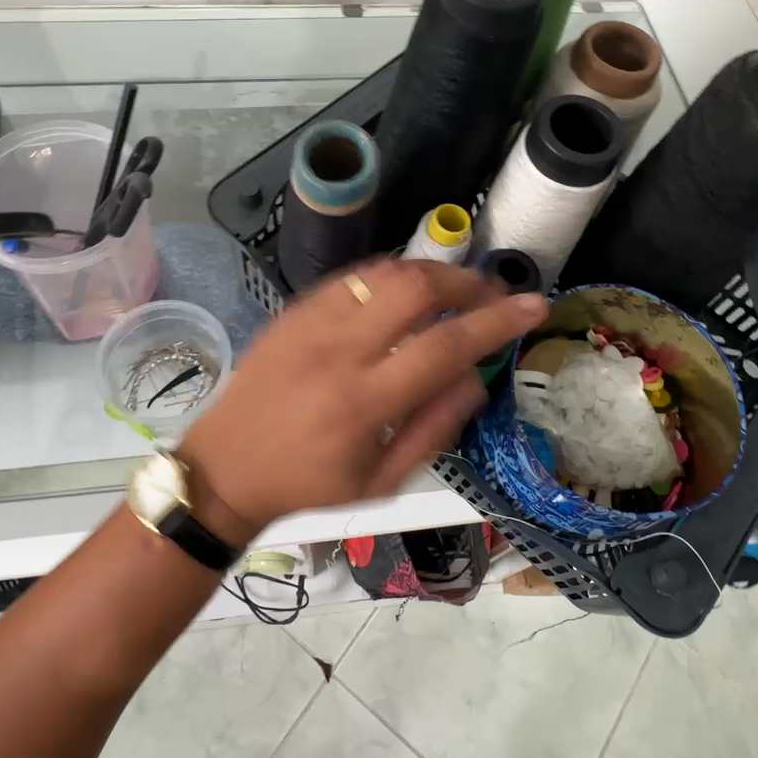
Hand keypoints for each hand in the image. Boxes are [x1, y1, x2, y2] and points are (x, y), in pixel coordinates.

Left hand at [178, 259, 547, 541]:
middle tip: (492, 293)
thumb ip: (433, 429)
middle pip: (415, 289)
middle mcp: (337, 352)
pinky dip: (391, 274)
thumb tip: (478, 380)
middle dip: (466, 282)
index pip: (445, 346)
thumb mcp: (380, 482)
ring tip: (457, 288)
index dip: (497, 322)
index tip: (532, 306)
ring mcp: (310, 324)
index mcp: (363, 404)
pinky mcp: (293, 311)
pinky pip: (352, 276)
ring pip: (384, 272)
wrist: (225, 467)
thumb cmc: (308, 485)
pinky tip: (409, 288)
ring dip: (431, 272)